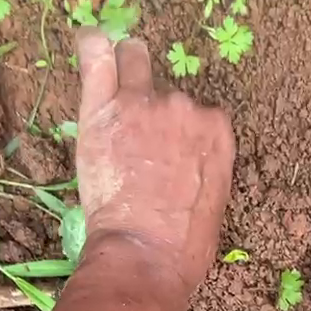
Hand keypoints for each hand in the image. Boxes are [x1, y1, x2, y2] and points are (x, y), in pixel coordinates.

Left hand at [73, 30, 233, 301]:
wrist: (145, 258)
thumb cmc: (183, 252)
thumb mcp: (212, 211)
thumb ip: (203, 174)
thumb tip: (187, 174)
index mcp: (217, 133)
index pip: (202, 116)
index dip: (184, 136)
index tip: (172, 159)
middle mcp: (185, 108)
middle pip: (168, 95)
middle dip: (155, 116)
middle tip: (139, 153)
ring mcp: (143, 102)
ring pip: (134, 62)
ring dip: (128, 78)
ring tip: (117, 110)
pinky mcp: (102, 107)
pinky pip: (95, 53)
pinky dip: (94, 52)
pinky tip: (93, 59)